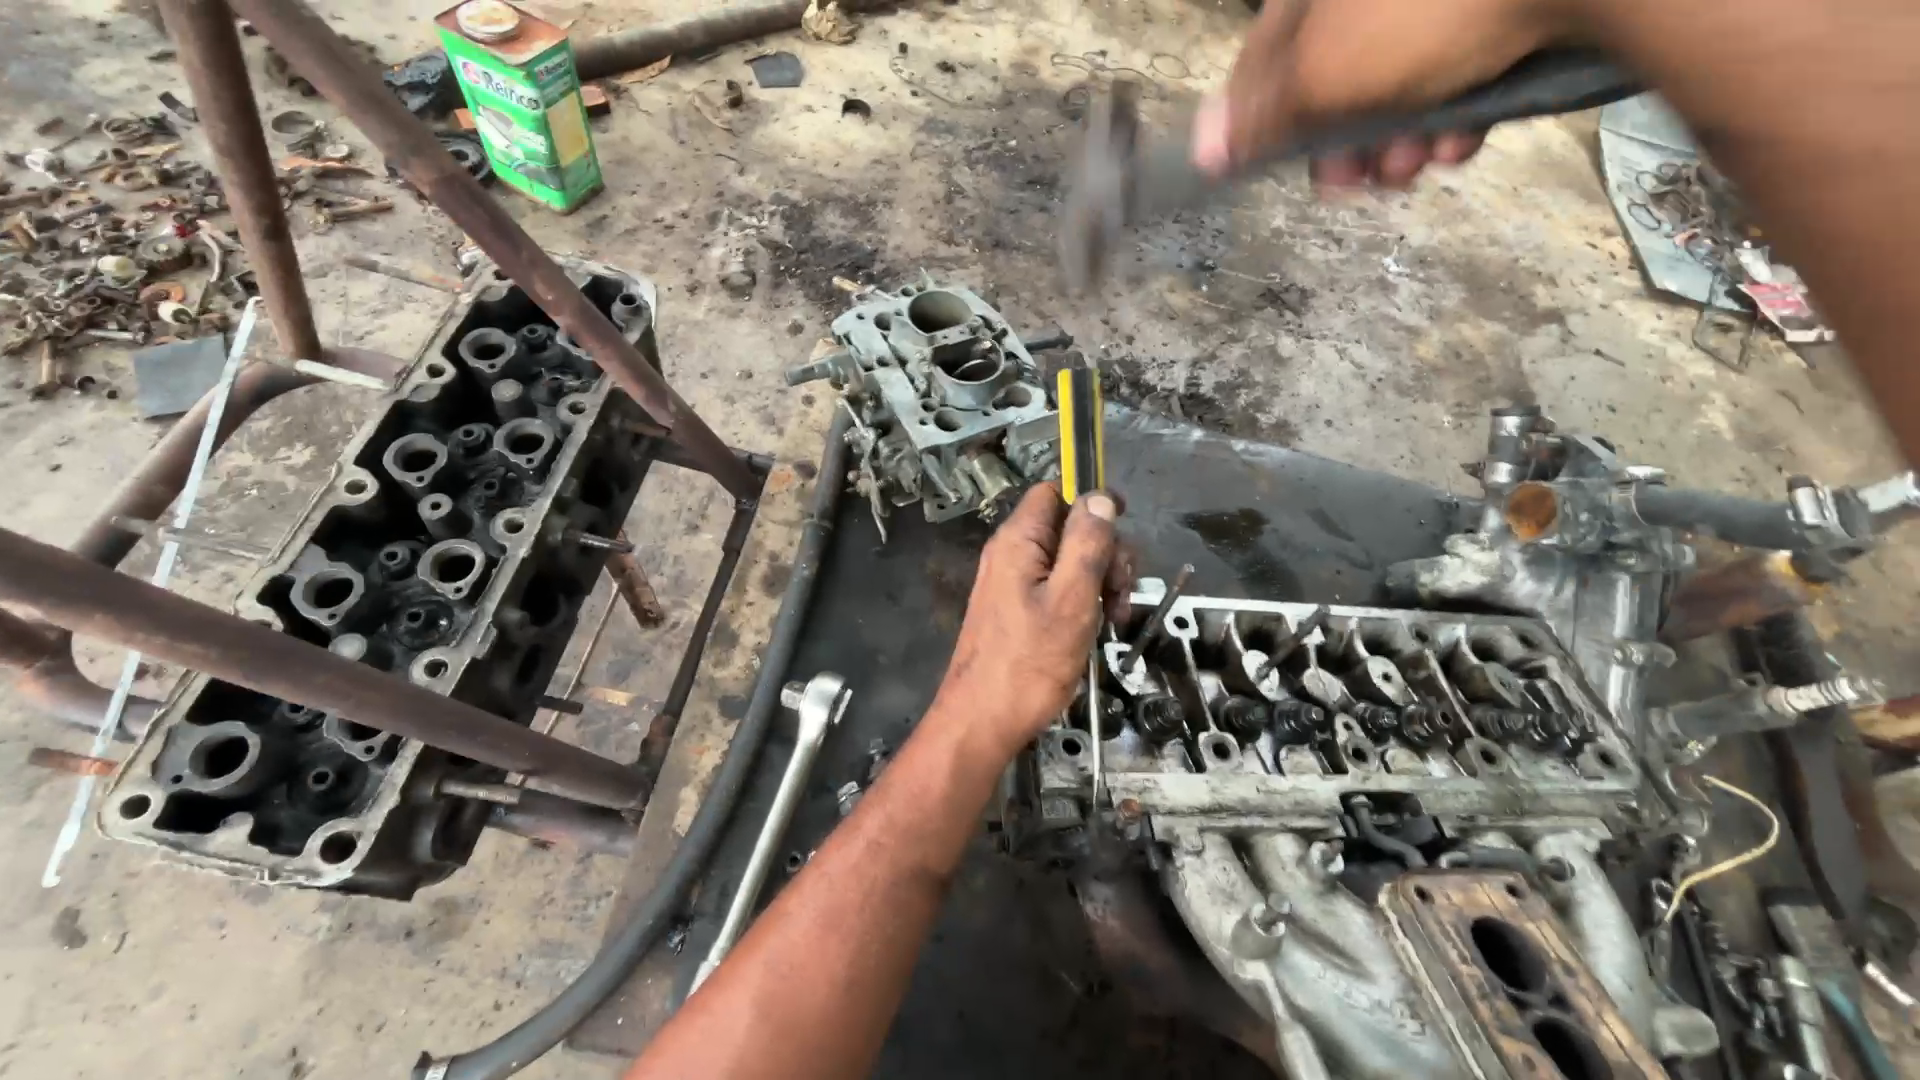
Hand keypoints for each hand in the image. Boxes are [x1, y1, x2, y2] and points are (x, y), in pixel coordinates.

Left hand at [932, 484, 1130, 762]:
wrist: (983, 721)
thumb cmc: (1029, 663)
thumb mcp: (1071, 598)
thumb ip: (1087, 543)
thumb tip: (1100, 496)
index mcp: (1019, 541)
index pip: (1056, 491)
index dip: (1092, 502)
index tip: (1121, 530)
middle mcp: (1012, 554)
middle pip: (1070, 527)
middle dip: (1105, 552)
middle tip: (1119, 594)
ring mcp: (1014, 583)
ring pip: (1069, 560)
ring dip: (1100, 581)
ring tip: (1112, 619)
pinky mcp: (1018, 610)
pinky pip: (1057, 588)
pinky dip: (1083, 602)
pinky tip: (1096, 628)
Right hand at [1193, 0, 1569, 185]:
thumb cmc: (1417, 17)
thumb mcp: (1318, 77)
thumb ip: (1257, 117)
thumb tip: (1202, 150)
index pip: (1258, 71)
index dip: (1254, 128)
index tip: (1262, 172)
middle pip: (1326, 90)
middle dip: (1338, 148)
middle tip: (1351, 184)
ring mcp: (1424, 6)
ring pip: (1389, 95)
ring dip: (1395, 147)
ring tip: (1415, 166)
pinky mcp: (1484, 18)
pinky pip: (1448, 81)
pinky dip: (1448, 120)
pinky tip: (1460, 140)